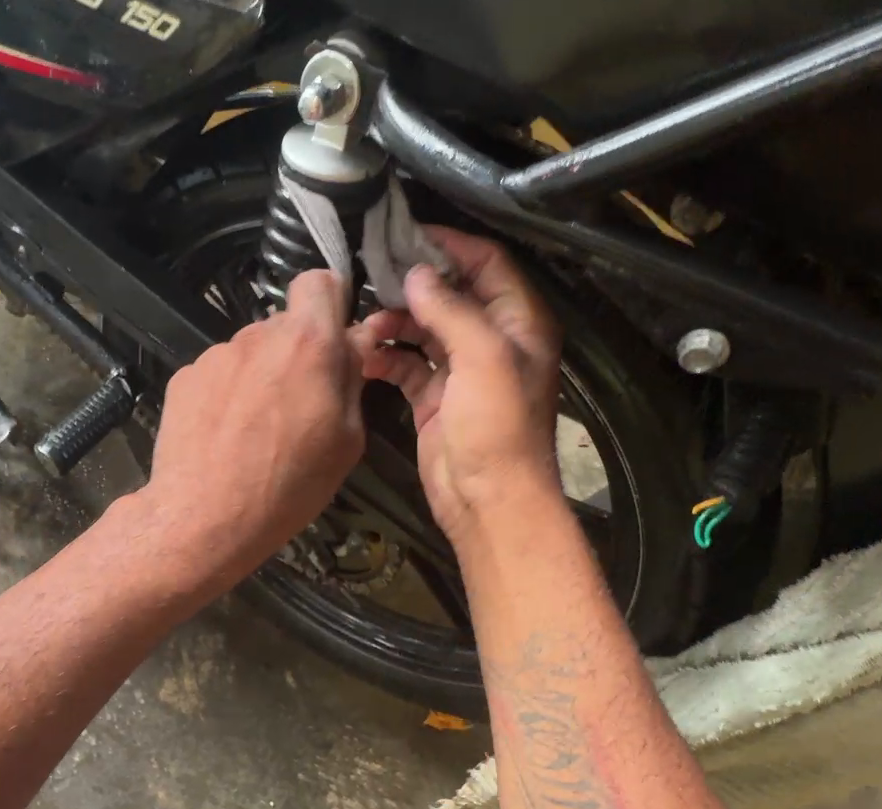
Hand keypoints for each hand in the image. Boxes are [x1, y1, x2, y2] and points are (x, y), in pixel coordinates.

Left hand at [131, 269, 364, 592]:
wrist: (203, 518)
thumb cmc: (288, 486)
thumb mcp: (346, 441)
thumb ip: (352, 380)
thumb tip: (353, 344)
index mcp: (307, 344)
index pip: (319, 283)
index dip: (329, 305)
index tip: (331, 341)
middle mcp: (256, 336)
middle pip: (283, 326)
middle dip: (295, 355)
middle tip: (298, 407)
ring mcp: (213, 356)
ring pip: (248, 354)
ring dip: (258, 378)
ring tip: (254, 433)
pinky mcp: (182, 379)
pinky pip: (216, 375)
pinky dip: (224, 396)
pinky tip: (223, 438)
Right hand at [350, 227, 563, 542]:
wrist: (487, 499)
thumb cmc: (497, 426)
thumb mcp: (482, 357)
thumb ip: (450, 310)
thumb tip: (416, 274)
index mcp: (517, 322)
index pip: (487, 264)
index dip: (451, 246)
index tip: (406, 235)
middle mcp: (490, 340)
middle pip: (450, 295)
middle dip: (413, 285)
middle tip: (372, 275)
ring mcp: (460, 371)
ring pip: (423, 329)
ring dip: (395, 323)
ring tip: (365, 322)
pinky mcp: (434, 398)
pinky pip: (407, 365)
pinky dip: (386, 358)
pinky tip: (363, 356)